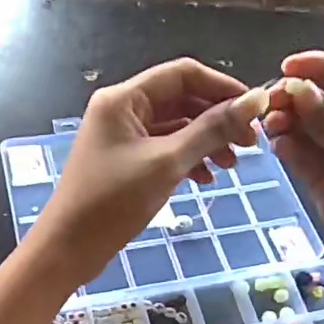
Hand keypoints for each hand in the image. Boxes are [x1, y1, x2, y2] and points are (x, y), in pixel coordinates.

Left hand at [31, 59, 269, 286]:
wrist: (68, 249)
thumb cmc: (112, 202)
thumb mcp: (167, 163)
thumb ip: (211, 130)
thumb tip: (255, 100)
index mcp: (124, 98)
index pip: (183, 74)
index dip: (223, 87)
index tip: (255, 109)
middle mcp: (121, 111)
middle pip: (181, 101)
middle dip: (217, 119)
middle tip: (249, 145)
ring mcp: (122, 139)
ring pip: (175, 129)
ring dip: (205, 143)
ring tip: (231, 165)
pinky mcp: (124, 165)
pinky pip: (163, 152)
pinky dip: (187, 161)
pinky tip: (206, 178)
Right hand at [261, 52, 323, 298]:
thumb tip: (298, 91)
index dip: (323, 70)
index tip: (288, 66)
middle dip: (301, 99)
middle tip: (268, 100)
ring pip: (314, 134)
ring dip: (291, 124)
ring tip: (267, 120)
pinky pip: (308, 163)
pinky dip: (291, 151)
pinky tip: (276, 141)